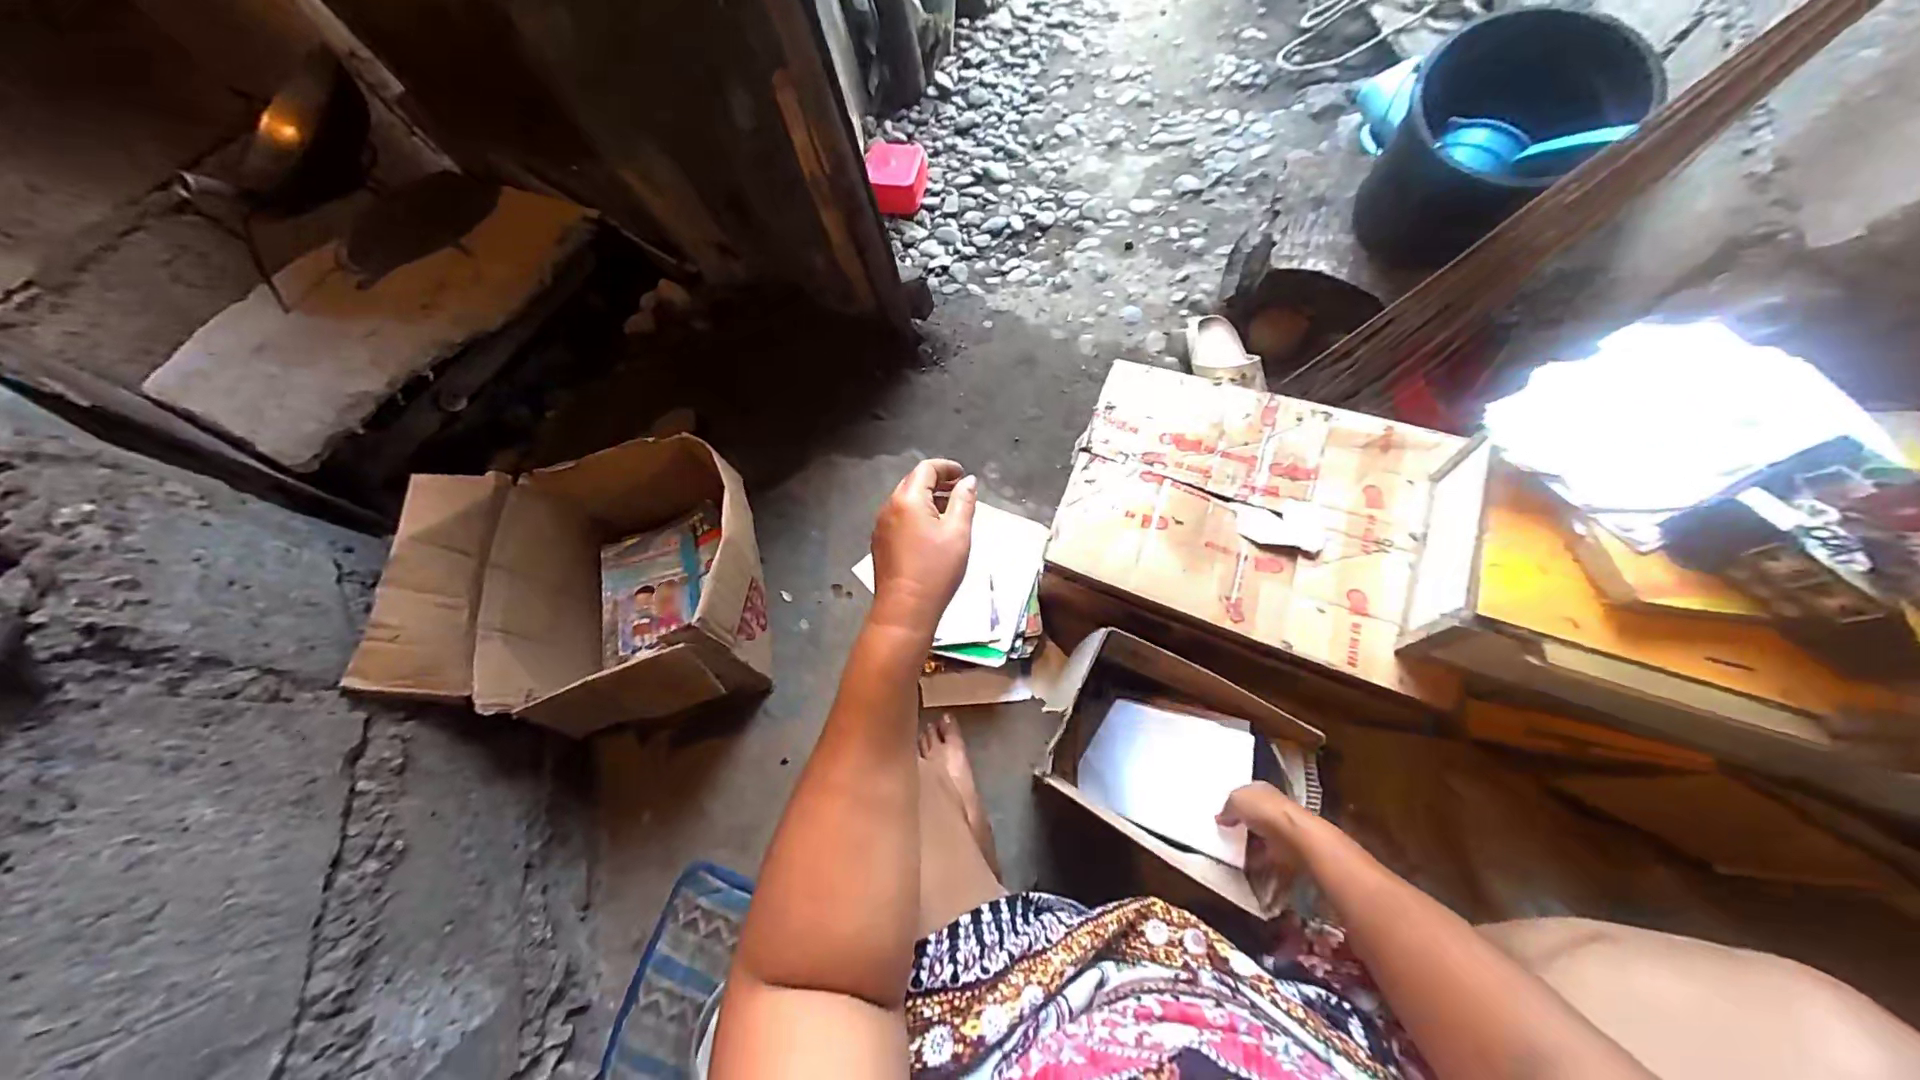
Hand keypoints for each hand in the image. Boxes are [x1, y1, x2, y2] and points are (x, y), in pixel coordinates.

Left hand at [869, 459, 976, 633]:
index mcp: (907, 499)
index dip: (946, 467)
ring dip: (927, 499)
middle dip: (937, 482)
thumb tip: (968, 481)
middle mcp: (889, 507)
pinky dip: (916, 515)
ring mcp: (881, 526)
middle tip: (959, 491)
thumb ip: (964, 501)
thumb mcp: (958, 533)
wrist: (905, 609)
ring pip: (905, 501)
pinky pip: (899, 518)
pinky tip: (932, 532)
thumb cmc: (935, 570)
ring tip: (950, 512)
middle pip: (913, 482)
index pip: (925, 469)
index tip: (963, 475)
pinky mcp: (880, 543)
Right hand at [1219, 782, 1312, 904]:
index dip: (1232, 802)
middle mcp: (1271, 806)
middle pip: (1251, 814)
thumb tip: (1221, 818)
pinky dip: (1253, 859)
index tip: (1219, 813)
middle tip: (1220, 831)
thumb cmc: (1263, 810)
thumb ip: (1226, 808)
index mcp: (1261, 788)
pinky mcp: (1283, 849)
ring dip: (1245, 843)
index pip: (1245, 793)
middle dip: (1238, 823)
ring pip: (1257, 835)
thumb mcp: (1236, 801)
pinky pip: (1263, 854)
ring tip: (1226, 849)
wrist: (1294, 838)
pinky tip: (1240, 862)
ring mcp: (1279, 828)